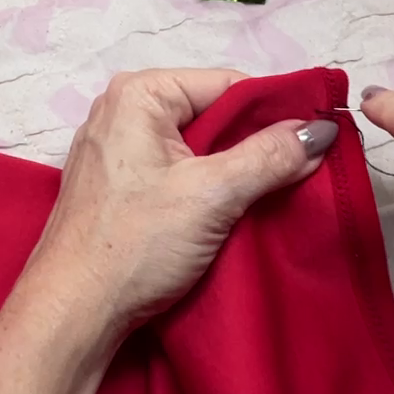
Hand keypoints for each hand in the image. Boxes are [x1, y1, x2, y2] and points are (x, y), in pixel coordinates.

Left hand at [0, 69, 336, 393]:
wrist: (73, 309)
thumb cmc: (136, 242)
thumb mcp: (213, 194)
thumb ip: (269, 156)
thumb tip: (320, 129)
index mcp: (139, 92)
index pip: (226, 83)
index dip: (275, 109)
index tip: (319, 135)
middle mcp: (122, 106)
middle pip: (210, 110)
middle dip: (255, 139)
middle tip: (306, 166)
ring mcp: (116, 143)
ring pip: (195, 141)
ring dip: (234, 163)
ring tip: (278, 187)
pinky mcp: (117, 178)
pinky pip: (175, 163)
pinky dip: (207, 179)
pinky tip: (235, 203)